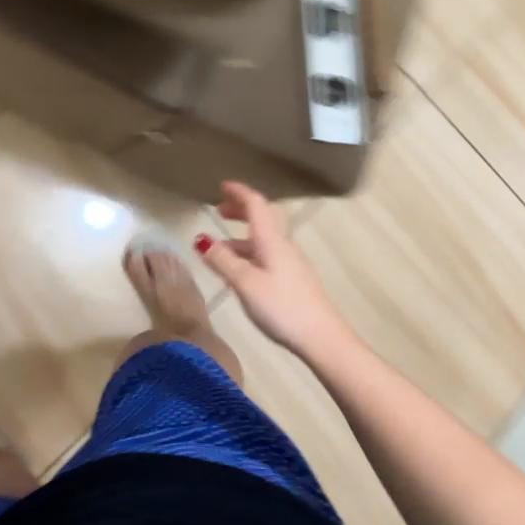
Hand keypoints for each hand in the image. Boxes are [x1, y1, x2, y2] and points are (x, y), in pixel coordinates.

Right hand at [196, 182, 354, 358]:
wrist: (323, 338)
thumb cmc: (282, 306)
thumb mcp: (245, 283)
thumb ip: (222, 260)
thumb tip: (201, 238)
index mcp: (271, 240)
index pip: (256, 204)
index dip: (239, 192)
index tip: (222, 185)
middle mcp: (282, 245)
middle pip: (261, 218)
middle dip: (240, 211)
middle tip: (219, 211)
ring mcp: (291, 263)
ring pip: (263, 240)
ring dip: (241, 237)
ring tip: (220, 249)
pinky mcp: (294, 280)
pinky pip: (267, 256)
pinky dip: (249, 254)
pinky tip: (240, 273)